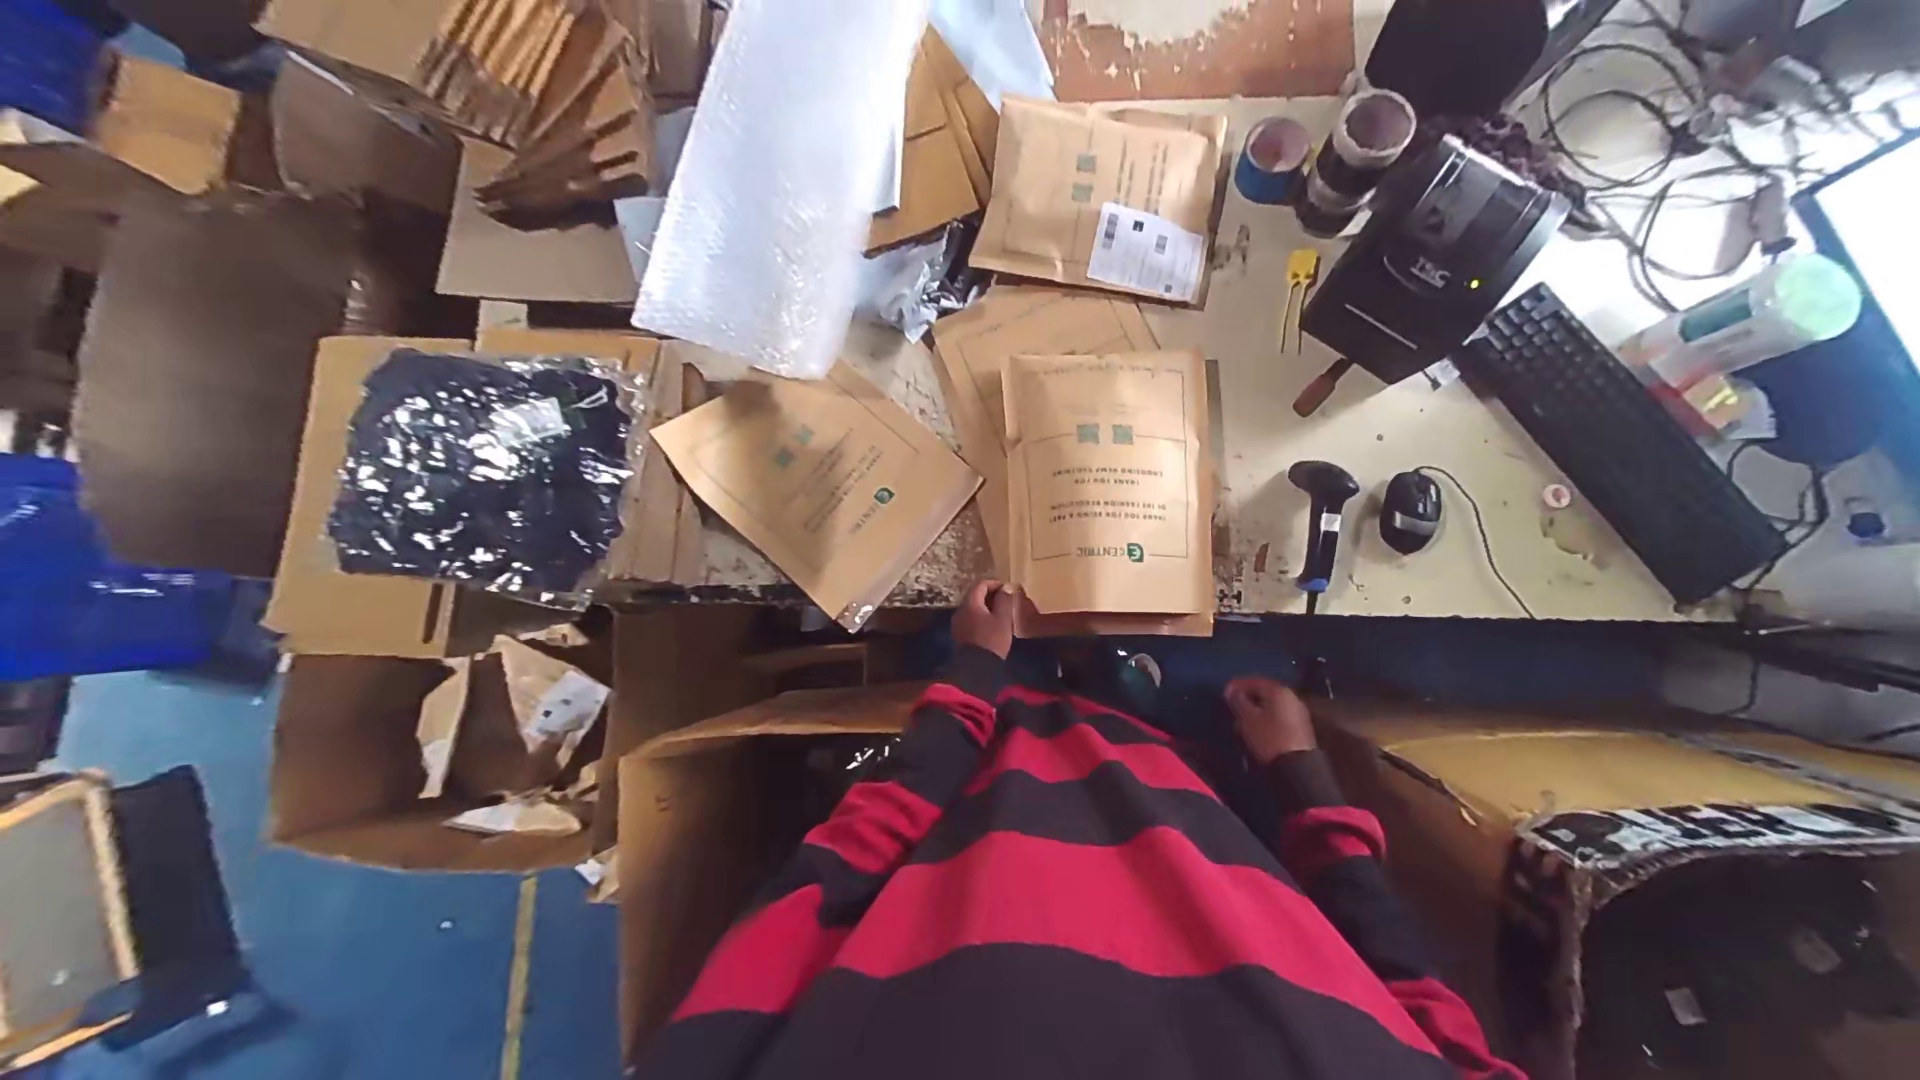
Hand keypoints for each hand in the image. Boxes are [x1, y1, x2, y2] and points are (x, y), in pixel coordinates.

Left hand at [953, 579, 1017, 659]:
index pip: (980, 585)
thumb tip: (1006, 588)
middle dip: (989, 594)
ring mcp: (957, 622)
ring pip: (971, 607)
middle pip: (974, 595)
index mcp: (970, 603)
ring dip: (984, 606)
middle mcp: (960, 609)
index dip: (994, 584)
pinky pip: (969, 618)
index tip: (1007, 589)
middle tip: (1005, 599)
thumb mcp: (1003, 618)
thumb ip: (1004, 600)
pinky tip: (990, 624)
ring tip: (999, 612)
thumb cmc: (993, 639)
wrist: (977, 667)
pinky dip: (979, 616)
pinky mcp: (959, 633)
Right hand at [1226, 676, 1314, 764]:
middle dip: (1247, 696)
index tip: (1225, 692)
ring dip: (1255, 707)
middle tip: (1232, 703)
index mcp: (1278, 691)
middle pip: (1263, 692)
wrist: (1296, 765)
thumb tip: (1234, 693)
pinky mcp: (1299, 725)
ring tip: (1241, 716)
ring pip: (1270, 704)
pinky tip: (1255, 724)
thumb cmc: (1268, 736)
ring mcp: (1297, 711)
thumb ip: (1239, 701)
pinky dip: (1264, 715)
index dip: (1237, 685)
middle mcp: (1290, 696)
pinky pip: (1277, 713)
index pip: (1254, 681)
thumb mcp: (1247, 718)